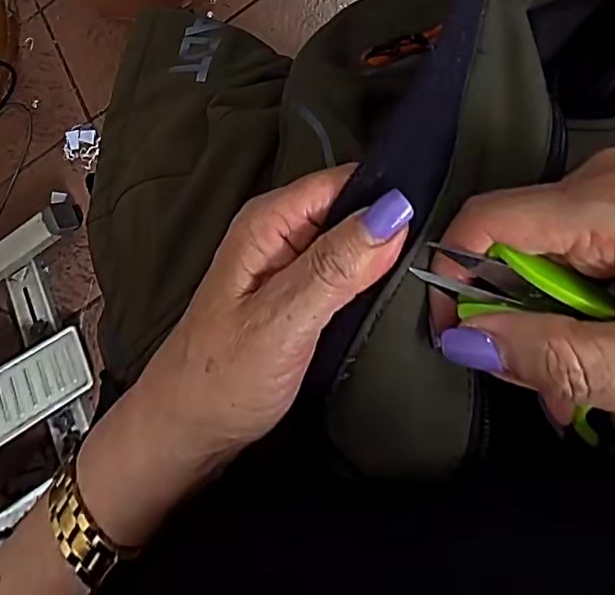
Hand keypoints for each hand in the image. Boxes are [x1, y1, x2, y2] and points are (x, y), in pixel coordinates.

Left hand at [73, 167, 411, 546]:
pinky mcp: (297, 286)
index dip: (385, 194)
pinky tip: (387, 291)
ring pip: (350, 236)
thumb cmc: (220, 380)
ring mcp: (288, 259)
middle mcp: (278, 229)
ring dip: (381, 253)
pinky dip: (367, 275)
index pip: (342, 181)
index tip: (428, 219)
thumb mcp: (283, 320)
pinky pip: (343, 265)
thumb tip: (393, 213)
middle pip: (349, 205)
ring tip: (416, 275)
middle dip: (388, 225)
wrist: (186, 433)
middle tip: (427, 258)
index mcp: (269, 220)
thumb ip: (337, 266)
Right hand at [432, 147, 614, 472]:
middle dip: (535, 334)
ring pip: (560, 273)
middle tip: (573, 408)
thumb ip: (555, 356)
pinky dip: (607, 333)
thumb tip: (465, 340)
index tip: (457, 347)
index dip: (456, 282)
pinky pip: (598, 274)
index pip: (488, 221)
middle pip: (523, 251)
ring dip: (577, 347)